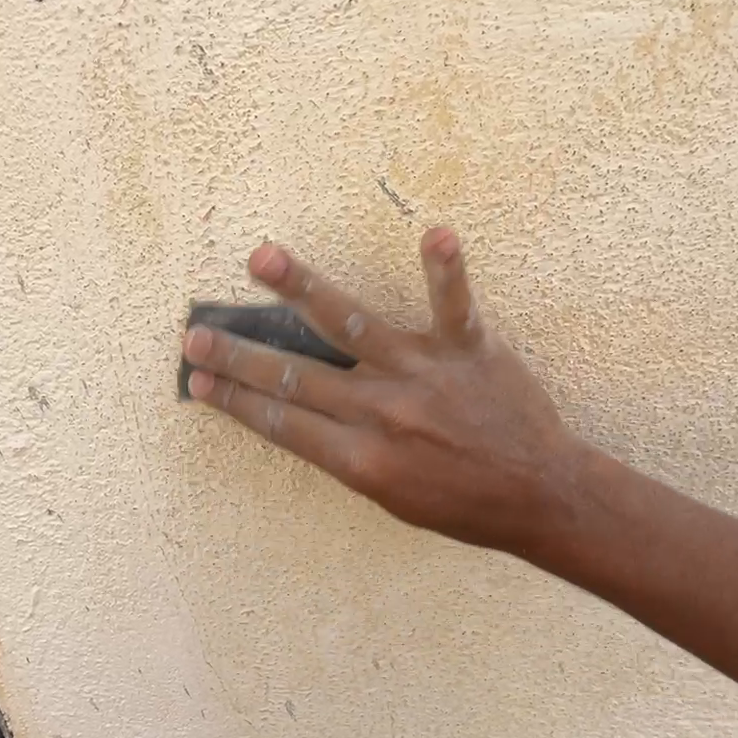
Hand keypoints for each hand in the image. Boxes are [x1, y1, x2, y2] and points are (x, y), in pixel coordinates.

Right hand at [183, 228, 589, 554]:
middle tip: (196, 334)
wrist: (542, 498)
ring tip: (264, 258)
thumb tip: (304, 416)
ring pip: (352, 325)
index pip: (281, 423)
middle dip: (238, 356)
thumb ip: (344, 452)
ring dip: (304, 289)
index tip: (198, 379)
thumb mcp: (390, 498)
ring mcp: (423, 376)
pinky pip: (454, 305)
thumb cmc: (463, 504)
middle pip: (295, 377)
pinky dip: (445, 270)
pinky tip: (434, 232)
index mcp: (361, 458)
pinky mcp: (467, 350)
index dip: (233, 400)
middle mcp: (382, 412)